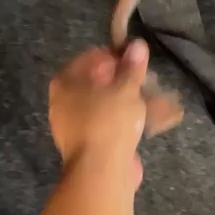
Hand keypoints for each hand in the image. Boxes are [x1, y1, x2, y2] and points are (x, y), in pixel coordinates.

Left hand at [48, 41, 148, 187]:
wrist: (101, 170)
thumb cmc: (109, 121)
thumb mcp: (126, 89)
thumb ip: (133, 68)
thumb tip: (138, 44)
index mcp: (65, 82)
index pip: (91, 58)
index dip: (115, 56)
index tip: (137, 60)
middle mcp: (63, 102)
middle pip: (97, 83)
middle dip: (123, 82)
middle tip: (146, 81)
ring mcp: (74, 127)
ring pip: (104, 106)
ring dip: (127, 102)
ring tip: (150, 101)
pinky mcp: (89, 146)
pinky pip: (108, 125)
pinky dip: (125, 121)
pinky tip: (144, 122)